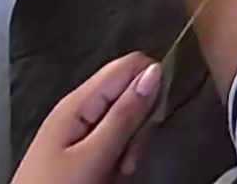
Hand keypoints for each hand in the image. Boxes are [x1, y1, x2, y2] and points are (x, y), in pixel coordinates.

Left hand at [13, 53, 161, 183]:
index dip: (151, 83)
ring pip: (126, 115)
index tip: (155, 117)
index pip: (131, 64)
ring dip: (133, 140)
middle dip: (141, 119)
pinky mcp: (81, 148)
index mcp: (79, 101)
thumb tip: (156, 68)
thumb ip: (125, 114)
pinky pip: (115, 135)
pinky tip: (115, 173)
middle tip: (132, 157)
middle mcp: (81, 106)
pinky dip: (121, 153)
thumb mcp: (92, 159)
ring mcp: (80, 128)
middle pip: (130, 89)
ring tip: (123, 170)